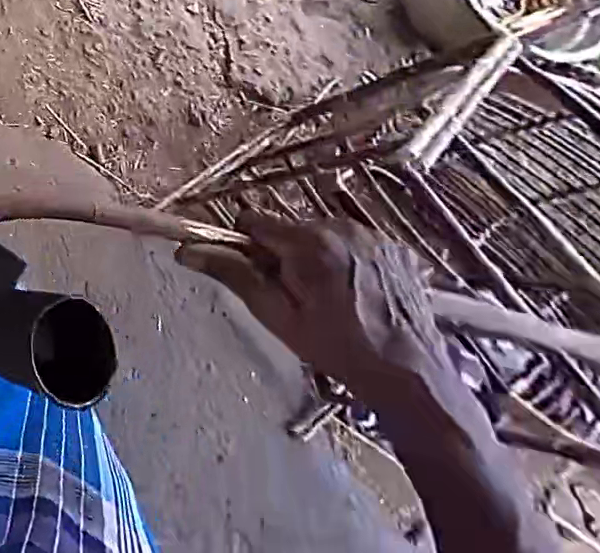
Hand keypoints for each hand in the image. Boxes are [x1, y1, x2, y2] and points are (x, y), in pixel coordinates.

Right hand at [176, 211, 451, 400]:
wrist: (413, 379)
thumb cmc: (338, 349)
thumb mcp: (275, 315)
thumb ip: (231, 274)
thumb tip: (185, 251)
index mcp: (308, 242)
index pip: (252, 220)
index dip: (247, 246)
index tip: (259, 273)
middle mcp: (341, 228)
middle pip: (287, 228)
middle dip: (282, 254)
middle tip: (296, 295)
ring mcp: (372, 237)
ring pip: (317, 234)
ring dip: (313, 256)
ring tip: (329, 297)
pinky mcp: (394, 248)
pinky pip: (349, 242)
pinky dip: (343, 259)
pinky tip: (355, 292)